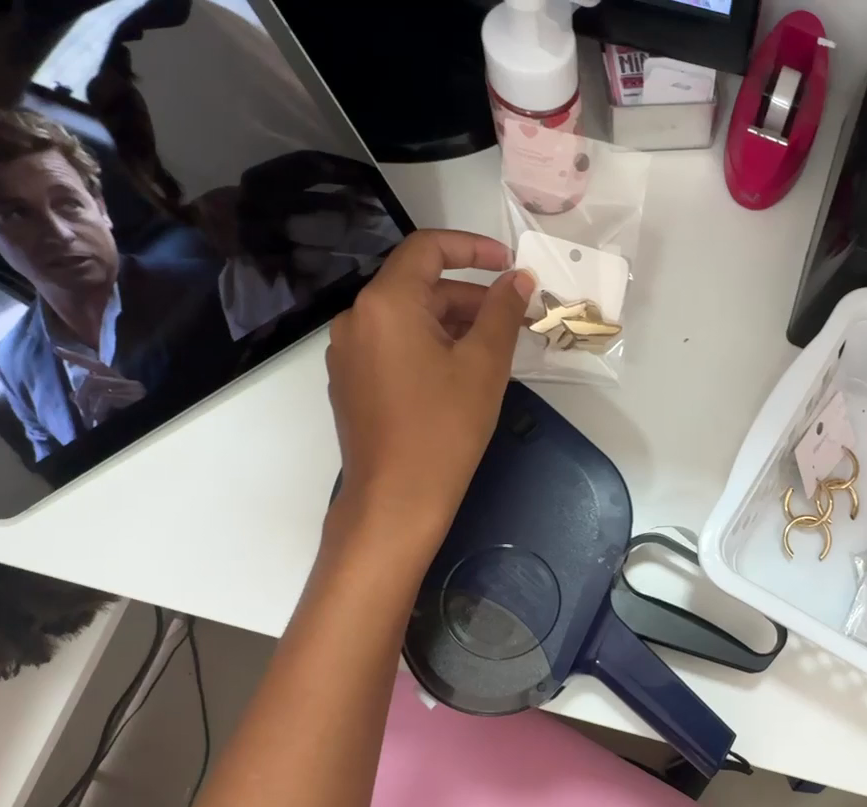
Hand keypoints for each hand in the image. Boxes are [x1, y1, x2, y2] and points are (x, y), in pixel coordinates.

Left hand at [56, 349, 147, 418]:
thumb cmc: (129, 426)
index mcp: (123, 384)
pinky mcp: (136, 397)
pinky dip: (98, 411)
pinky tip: (101, 422)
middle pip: (92, 377)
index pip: (97, 366)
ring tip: (91, 421)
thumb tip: (72, 394)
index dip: (77, 358)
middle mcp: (130, 383)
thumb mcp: (106, 412)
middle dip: (81, 394)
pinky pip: (104, 398)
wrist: (150, 436)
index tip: (56, 350)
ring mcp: (134, 390)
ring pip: (94, 384)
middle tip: (82, 413)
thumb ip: (91, 401)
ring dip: (87, 404)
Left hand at [324, 229, 532, 556]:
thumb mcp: (484, 365)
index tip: (508, 264)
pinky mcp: (352, 381)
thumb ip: (502, 312)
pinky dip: (429, 346)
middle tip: (514, 321)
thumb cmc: (445, 428)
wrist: (397, 497)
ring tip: (493, 352)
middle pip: (418, 286)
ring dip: (452, 323)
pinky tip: (459, 375)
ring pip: (407, 318)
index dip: (472, 247)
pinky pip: (394, 345)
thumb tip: (518, 279)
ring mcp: (349, 351)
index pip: (428, 249)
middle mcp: (357, 317)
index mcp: (386, 303)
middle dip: (469, 297)